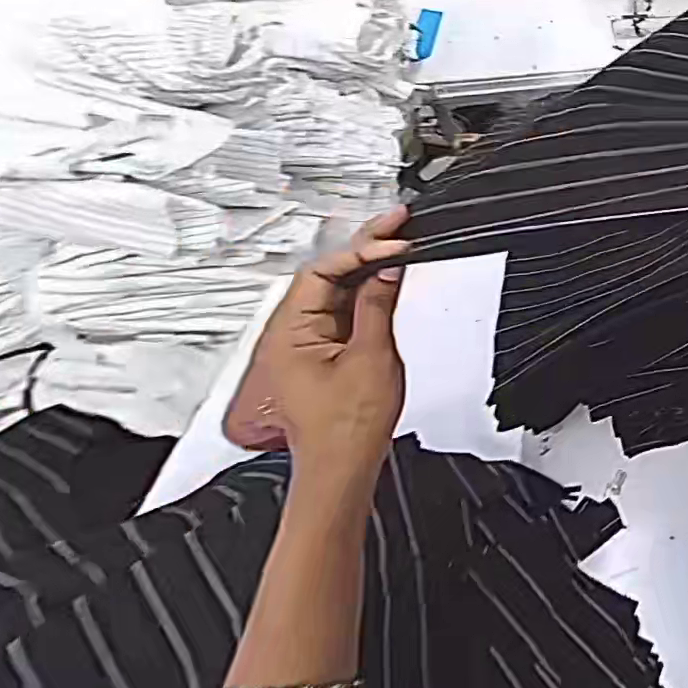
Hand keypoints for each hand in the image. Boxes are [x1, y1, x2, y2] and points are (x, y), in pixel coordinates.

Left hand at [227, 206, 411, 488]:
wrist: (344, 465)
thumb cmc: (347, 426)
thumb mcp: (371, 357)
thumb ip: (376, 307)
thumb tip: (387, 270)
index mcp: (289, 333)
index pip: (323, 273)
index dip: (362, 251)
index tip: (396, 243)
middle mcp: (291, 333)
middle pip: (327, 274)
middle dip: (364, 246)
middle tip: (397, 222)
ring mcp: (309, 340)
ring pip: (338, 288)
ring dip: (368, 264)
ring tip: (398, 240)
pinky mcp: (326, 349)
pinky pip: (346, 307)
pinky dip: (370, 289)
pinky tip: (390, 276)